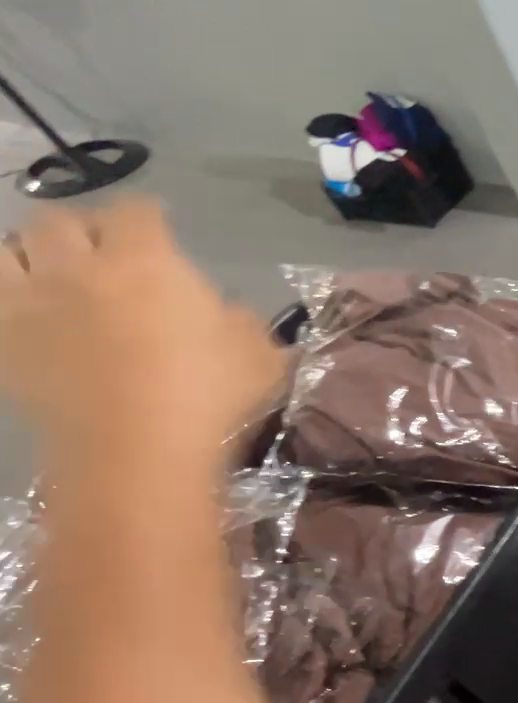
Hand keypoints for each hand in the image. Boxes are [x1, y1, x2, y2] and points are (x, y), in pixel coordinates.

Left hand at [0, 199, 283, 470]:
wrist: (137, 445)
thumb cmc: (211, 395)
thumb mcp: (262, 357)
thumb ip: (243, 322)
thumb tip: (226, 311)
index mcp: (149, 264)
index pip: (138, 212)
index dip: (151, 215)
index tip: (162, 225)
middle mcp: (79, 266)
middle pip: (60, 220)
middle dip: (84, 229)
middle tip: (105, 250)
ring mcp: (27, 298)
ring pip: (7, 247)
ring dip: (31, 254)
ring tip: (54, 273)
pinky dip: (7, 293)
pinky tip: (28, 308)